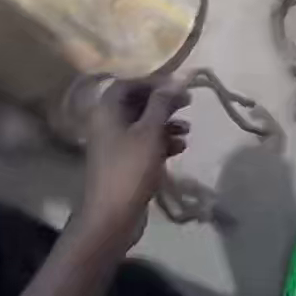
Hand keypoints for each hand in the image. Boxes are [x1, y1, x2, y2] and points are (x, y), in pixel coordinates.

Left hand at [73, 78, 189, 252]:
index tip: (177, 85)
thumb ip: (162, 104)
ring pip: (143, 125)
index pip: (127, 85)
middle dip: (163, 102)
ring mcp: (115, 145)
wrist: (112, 216)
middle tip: (188, 102)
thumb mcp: (150, 132)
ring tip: (188, 129)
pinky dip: (162, 142)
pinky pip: (145, 144)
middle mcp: (107, 125)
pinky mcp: (124, 163)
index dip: (152, 82)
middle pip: (136, 104)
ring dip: (166, 123)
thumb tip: (176, 79)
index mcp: (107, 112)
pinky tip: (180, 147)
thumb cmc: (131, 168)